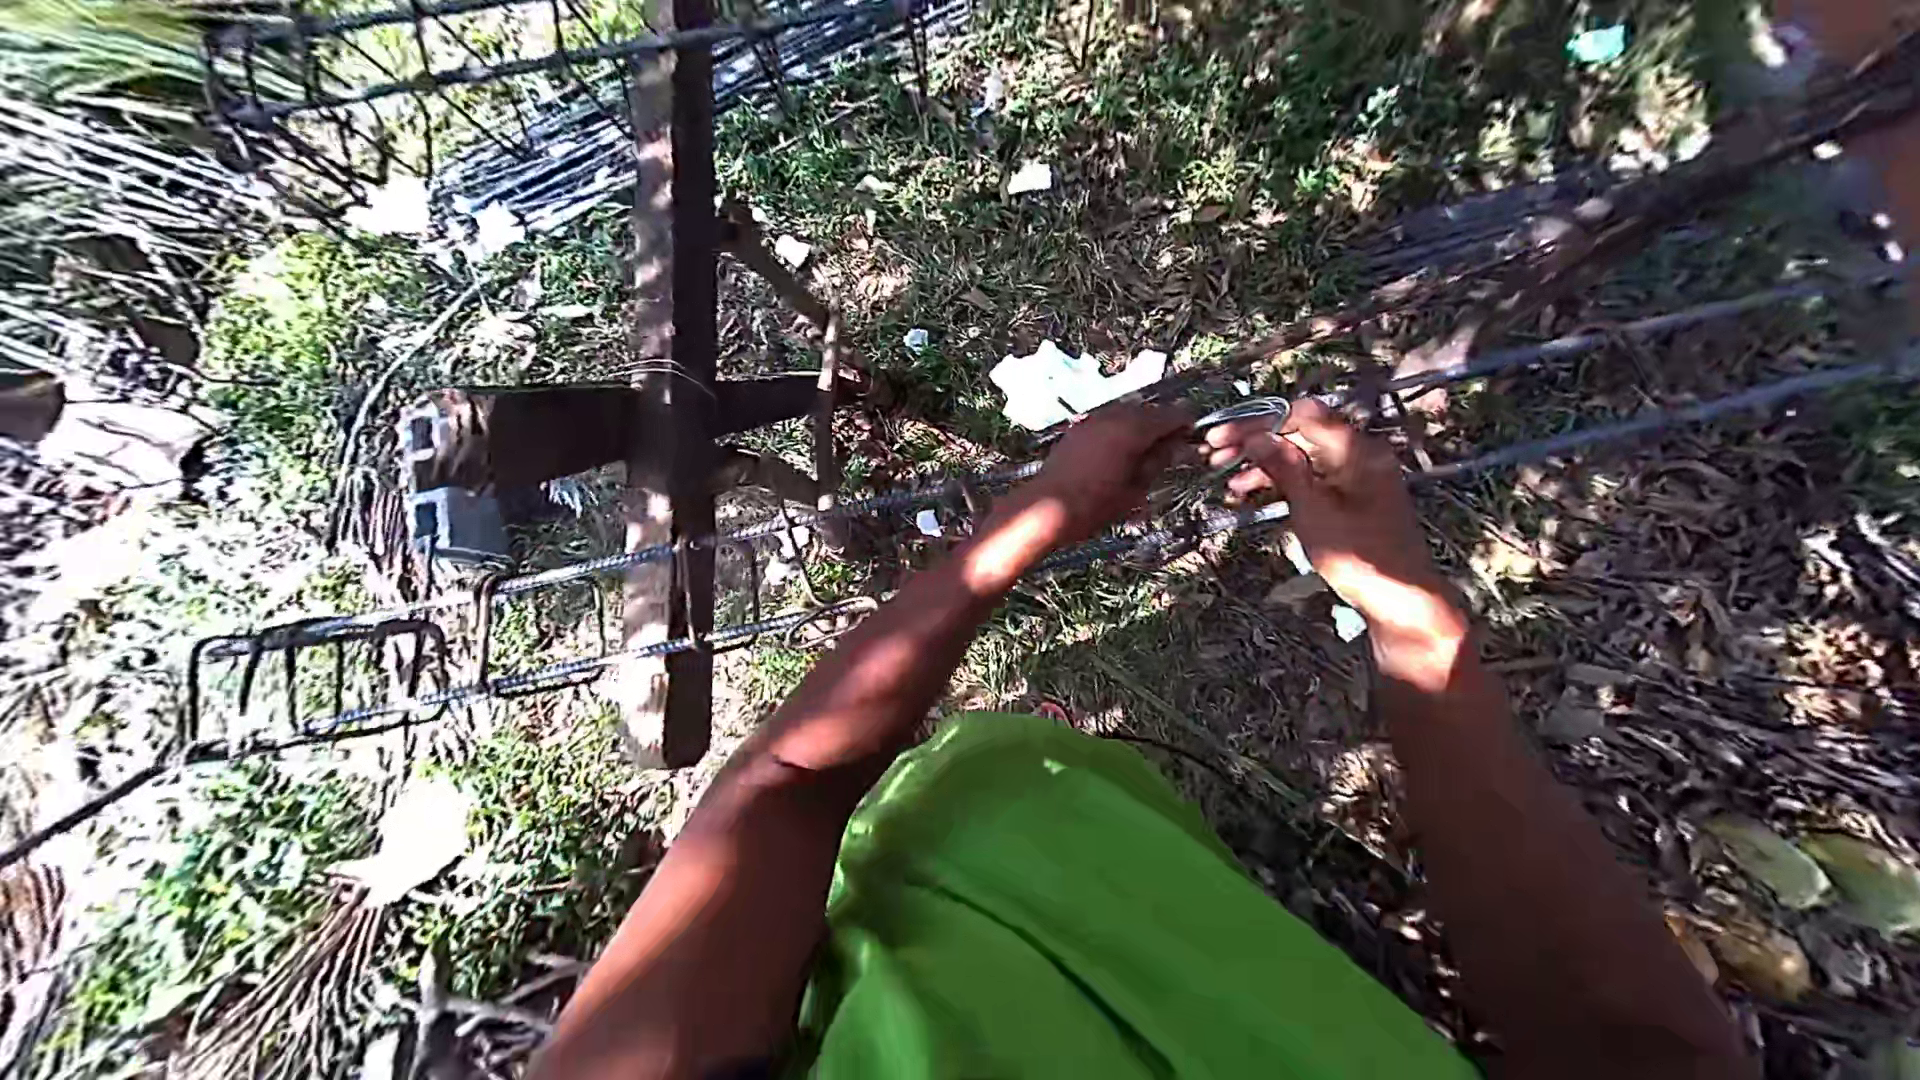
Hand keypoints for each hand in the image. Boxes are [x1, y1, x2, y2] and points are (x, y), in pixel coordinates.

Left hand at [1023, 401, 1190, 544]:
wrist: (1046, 508)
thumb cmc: (1094, 506)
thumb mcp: (1134, 490)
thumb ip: (1156, 463)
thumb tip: (1174, 447)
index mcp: (1131, 430)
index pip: (1169, 416)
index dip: (1184, 423)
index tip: (1192, 433)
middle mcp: (1112, 416)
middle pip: (1147, 410)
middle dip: (1161, 422)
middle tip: (1171, 442)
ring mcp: (1091, 420)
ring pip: (1125, 411)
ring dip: (1139, 423)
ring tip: (1146, 446)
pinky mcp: (1076, 429)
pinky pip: (1106, 419)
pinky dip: (1119, 427)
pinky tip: (1120, 447)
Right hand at [1203, 400, 1464, 653]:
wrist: (1398, 597)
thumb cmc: (1357, 553)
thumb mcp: (1312, 508)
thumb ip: (1284, 468)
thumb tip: (1256, 436)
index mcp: (1356, 450)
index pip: (1302, 415)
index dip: (1259, 422)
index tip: (1224, 437)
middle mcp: (1357, 454)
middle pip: (1299, 434)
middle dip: (1256, 442)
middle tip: (1216, 454)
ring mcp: (1354, 475)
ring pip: (1300, 457)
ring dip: (1263, 464)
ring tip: (1229, 480)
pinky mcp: (1348, 496)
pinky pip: (1309, 477)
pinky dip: (1281, 482)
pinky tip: (1252, 493)